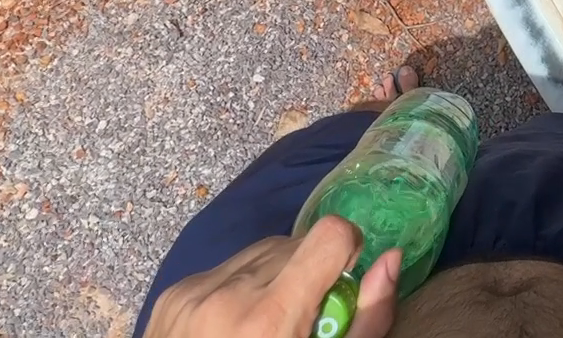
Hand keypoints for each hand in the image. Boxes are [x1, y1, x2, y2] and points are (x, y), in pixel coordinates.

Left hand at [143, 216, 400, 337]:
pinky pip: (230, 265)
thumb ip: (369, 320)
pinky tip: (232, 328)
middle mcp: (228, 296)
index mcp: (269, 319)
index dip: (346, 249)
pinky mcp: (171, 295)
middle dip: (309, 271)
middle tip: (298, 322)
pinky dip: (242, 287)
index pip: (330, 233)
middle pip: (299, 243)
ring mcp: (193, 294)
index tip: (340, 282)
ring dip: (277, 275)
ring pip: (265, 250)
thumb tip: (391, 257)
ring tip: (263, 327)